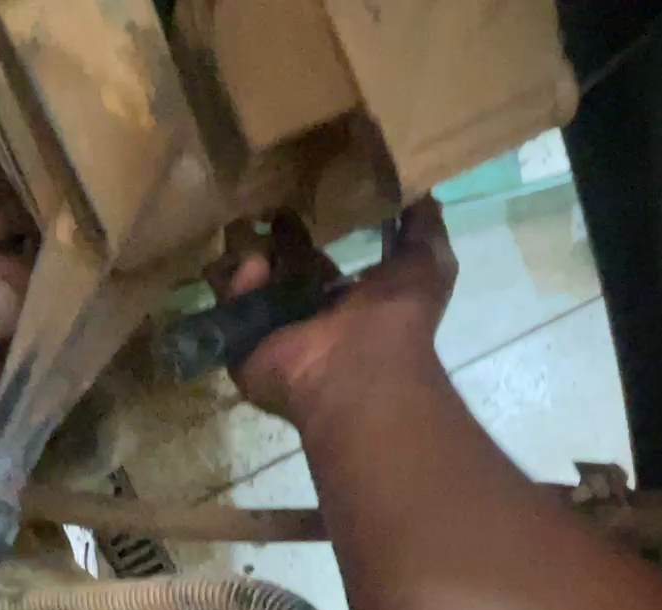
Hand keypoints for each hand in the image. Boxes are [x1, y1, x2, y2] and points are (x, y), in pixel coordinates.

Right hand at [213, 198, 457, 419]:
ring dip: (248, 255)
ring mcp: (272, 334)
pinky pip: (233, 308)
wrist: (357, 369)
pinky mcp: (243, 346)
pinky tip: (255, 266)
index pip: (320, 261)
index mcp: (347, 302)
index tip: (304, 189)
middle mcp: (307, 318)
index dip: (313, 229)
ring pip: (250, 287)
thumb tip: (422, 189)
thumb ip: (423, 227)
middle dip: (271, 239)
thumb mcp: (428, 262)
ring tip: (247, 221)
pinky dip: (240, 285)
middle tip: (264, 198)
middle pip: (279, 271)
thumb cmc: (395, 317)